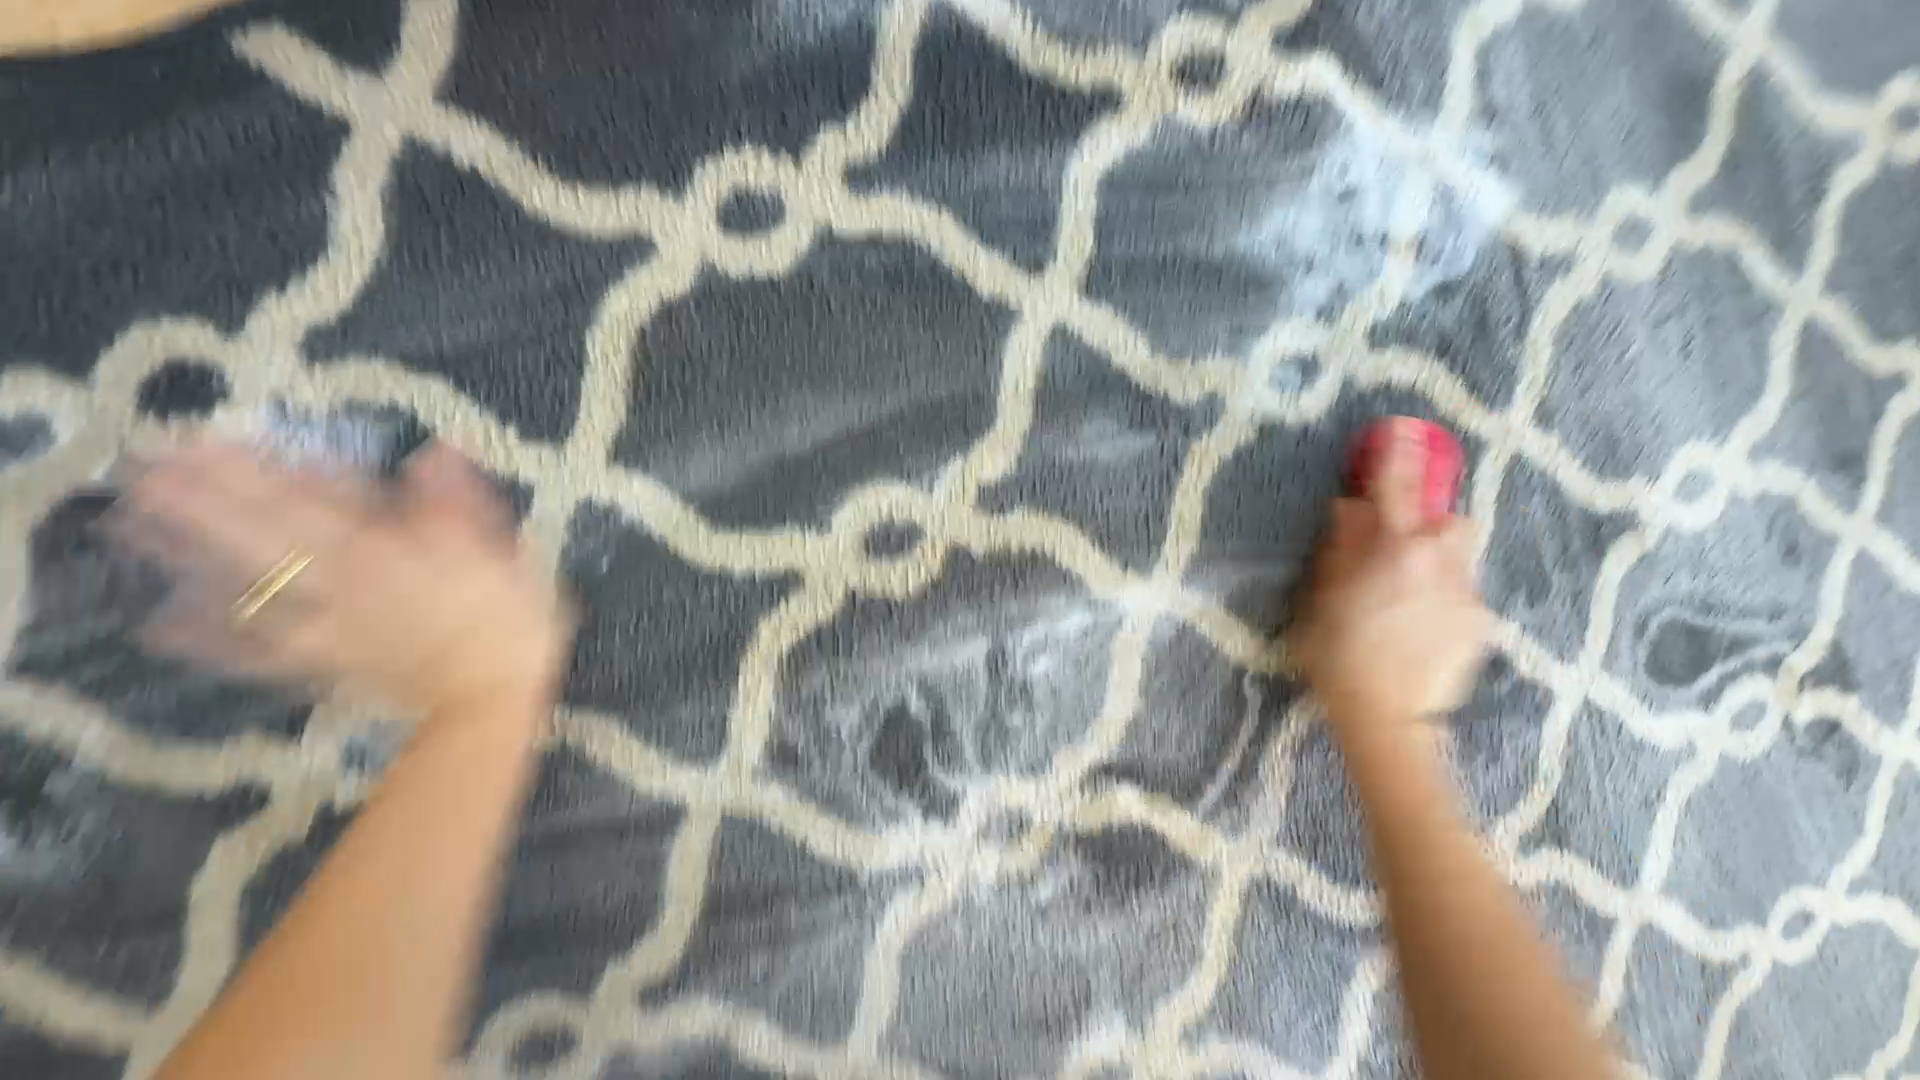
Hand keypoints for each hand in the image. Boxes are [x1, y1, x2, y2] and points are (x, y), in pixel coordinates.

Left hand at [106, 440, 571, 718]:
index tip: (216, 435)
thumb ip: (465, 506)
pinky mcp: (321, 663)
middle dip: (210, 498)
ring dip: (189, 554)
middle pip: (270, 531)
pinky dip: (209, 639)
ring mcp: (328, 623)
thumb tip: (440, 452)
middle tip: (146, 465)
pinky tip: (159, 624)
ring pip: (251, 582)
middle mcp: (349, 579)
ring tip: (130, 523)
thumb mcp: (506, 557)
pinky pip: (257, 650)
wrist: (488, 702)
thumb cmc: (509, 626)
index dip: (272, 465)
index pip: (325, 496)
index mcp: (396, 550)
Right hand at [1294, 423, 1489, 727]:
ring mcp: (1466, 596)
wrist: (1387, 719)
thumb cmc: (1338, 656)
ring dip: (1441, 557)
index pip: (1396, 489)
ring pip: (1464, 555)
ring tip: (1413, 589)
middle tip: (1404, 544)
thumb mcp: (1322, 598)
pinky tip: (1422, 628)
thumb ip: (1341, 547)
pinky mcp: (1481, 626)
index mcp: (1392, 553)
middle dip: (1433, 521)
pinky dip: (1445, 597)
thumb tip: (1350, 509)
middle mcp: (1438, 565)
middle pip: (1453, 520)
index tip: (1402, 428)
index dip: (1397, 456)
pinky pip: (1466, 593)